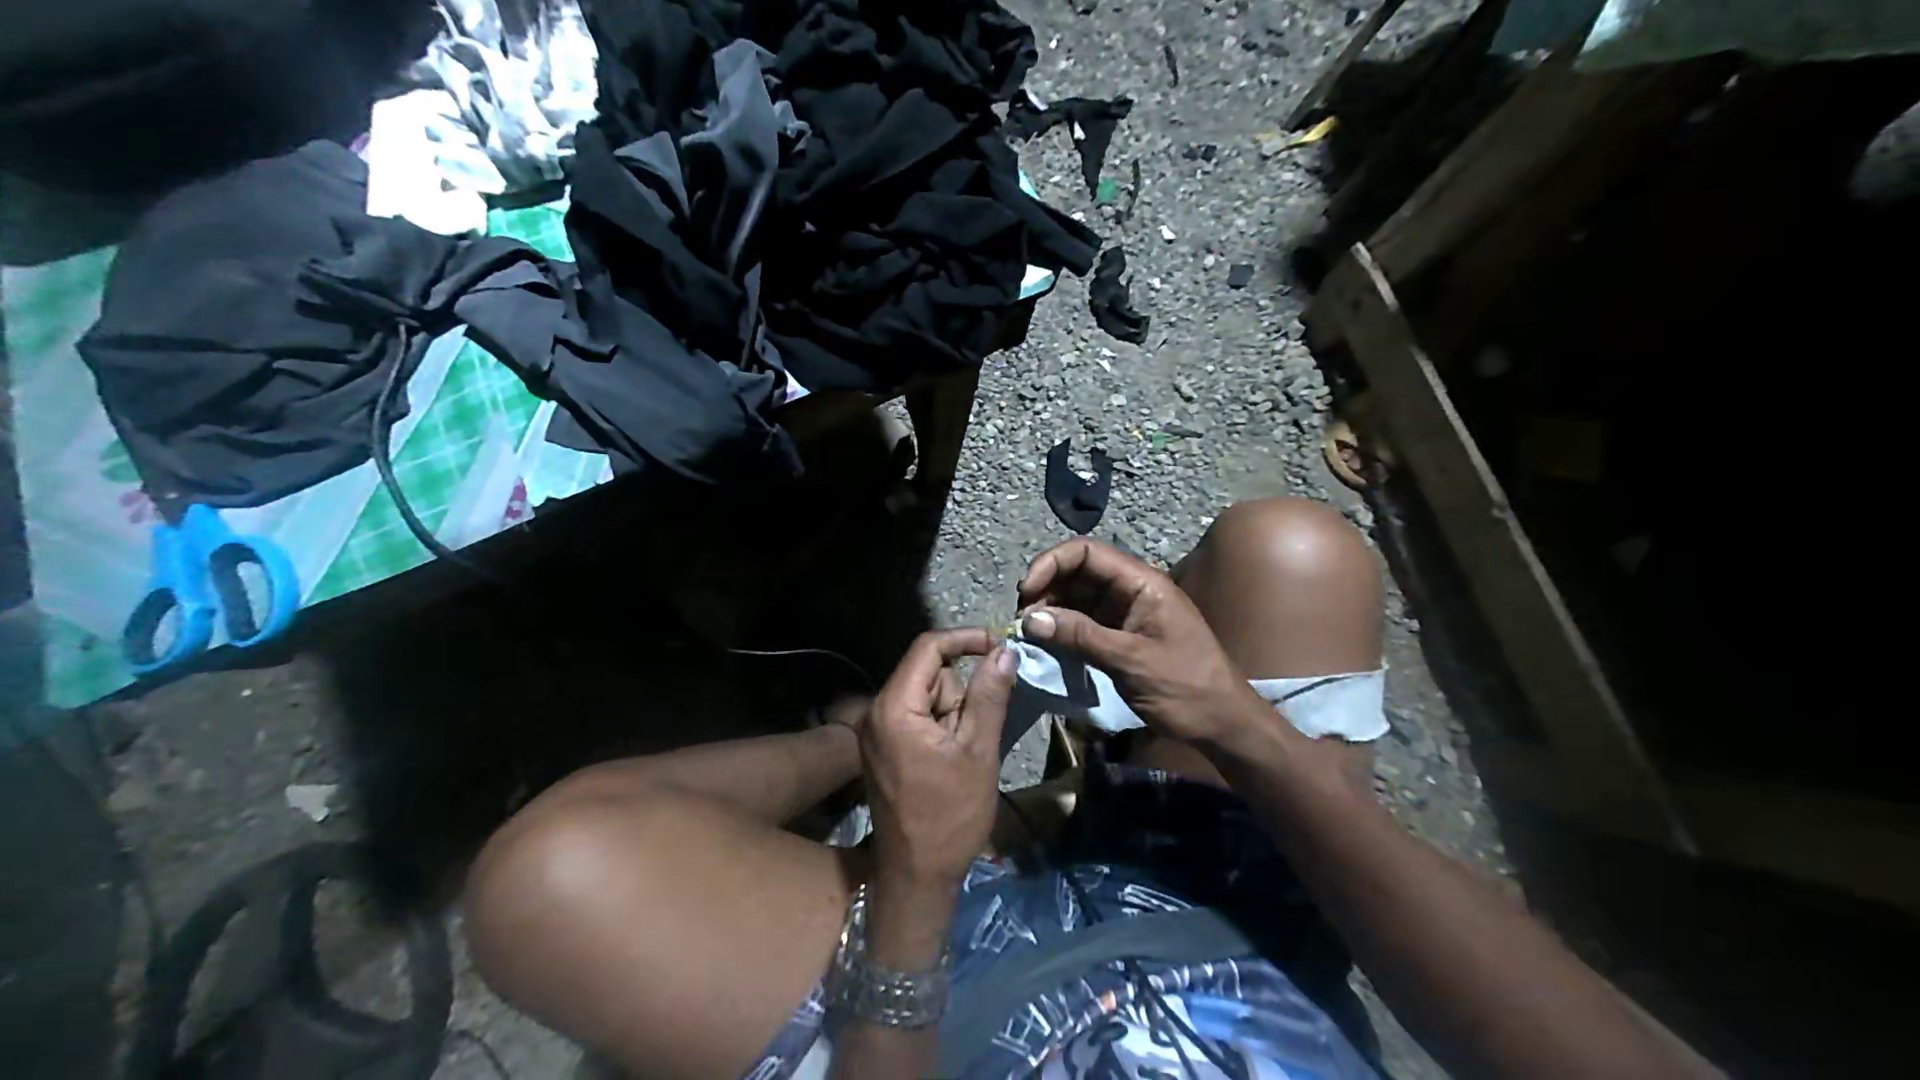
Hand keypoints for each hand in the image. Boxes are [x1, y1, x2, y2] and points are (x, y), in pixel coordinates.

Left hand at [861, 629, 1016, 891]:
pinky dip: (940, 728)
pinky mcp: (881, 746)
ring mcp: (875, 730)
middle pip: (929, 673)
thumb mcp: (978, 750)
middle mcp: (875, 711)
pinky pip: (917, 716)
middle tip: (972, 738)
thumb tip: (1005, 651)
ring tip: (960, 757)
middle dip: (958, 695)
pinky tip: (947, 761)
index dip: (966, 639)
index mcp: (893, 707)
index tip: (1000, 647)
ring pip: (927, 695)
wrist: (916, 876)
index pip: (928, 648)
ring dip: (951, 714)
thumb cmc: (950, 815)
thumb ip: (989, 694)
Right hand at [1019, 537, 1269, 749]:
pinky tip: (1045, 643)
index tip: (1027, 591)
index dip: (1052, 563)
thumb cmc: (1185, 686)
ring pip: (1076, 597)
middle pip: (1078, 572)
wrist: (1221, 723)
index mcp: (1142, 583)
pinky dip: (1061, 629)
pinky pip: (1082, 623)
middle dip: (1046, 587)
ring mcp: (1124, 613)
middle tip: (1023, 618)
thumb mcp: (1131, 660)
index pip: (1088, 552)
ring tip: (1029, 632)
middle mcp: (1130, 590)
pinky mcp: (1119, 636)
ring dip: (1050, 609)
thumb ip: (1080, 635)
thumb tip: (1030, 618)